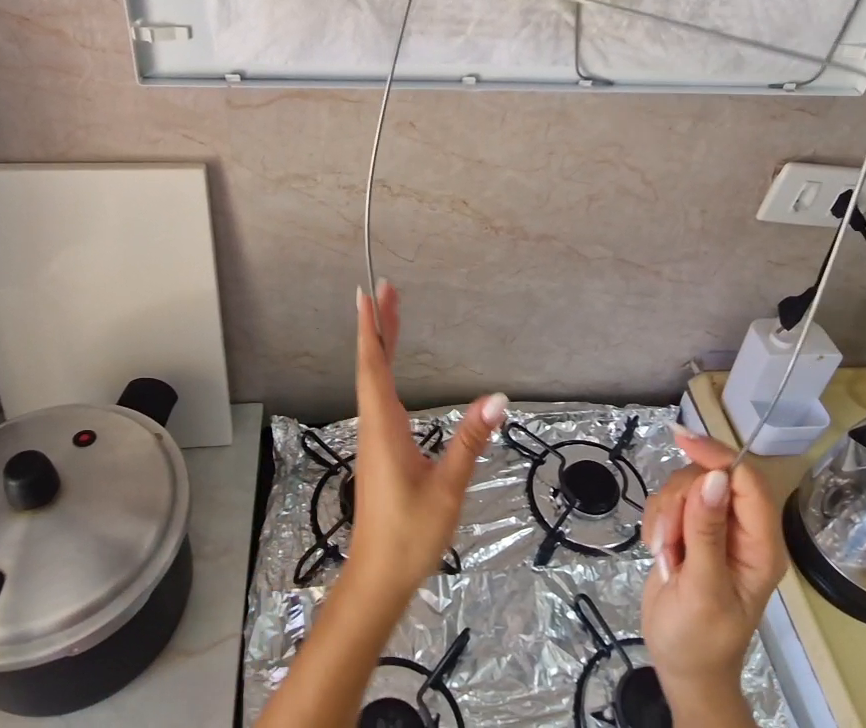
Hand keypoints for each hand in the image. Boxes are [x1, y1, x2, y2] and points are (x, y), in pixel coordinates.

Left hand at [255, 283, 506, 727]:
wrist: (379, 577)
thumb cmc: (410, 533)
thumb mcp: (448, 487)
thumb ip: (471, 440)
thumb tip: (498, 398)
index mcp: (383, 428)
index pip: (373, 368)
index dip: (371, 330)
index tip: (367, 295)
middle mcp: (374, 427)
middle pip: (373, 367)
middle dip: (379, 327)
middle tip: (385, 289)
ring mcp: (375, 440)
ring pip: (374, 383)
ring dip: (380, 347)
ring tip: (390, 317)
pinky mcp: (380, 453)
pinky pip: (380, 400)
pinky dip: (384, 373)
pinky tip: (391, 373)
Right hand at [640, 426, 785, 719]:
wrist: (681, 668)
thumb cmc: (699, 639)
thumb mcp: (702, 589)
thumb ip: (707, 532)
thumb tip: (714, 477)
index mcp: (761, 545)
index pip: (746, 481)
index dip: (716, 456)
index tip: (680, 439)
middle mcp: (742, 530)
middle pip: (709, 478)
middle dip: (680, 501)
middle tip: (668, 540)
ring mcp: (715, 529)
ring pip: (685, 487)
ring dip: (665, 515)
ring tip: (665, 555)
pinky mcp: (690, 531)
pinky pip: (669, 502)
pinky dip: (656, 521)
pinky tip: (659, 552)